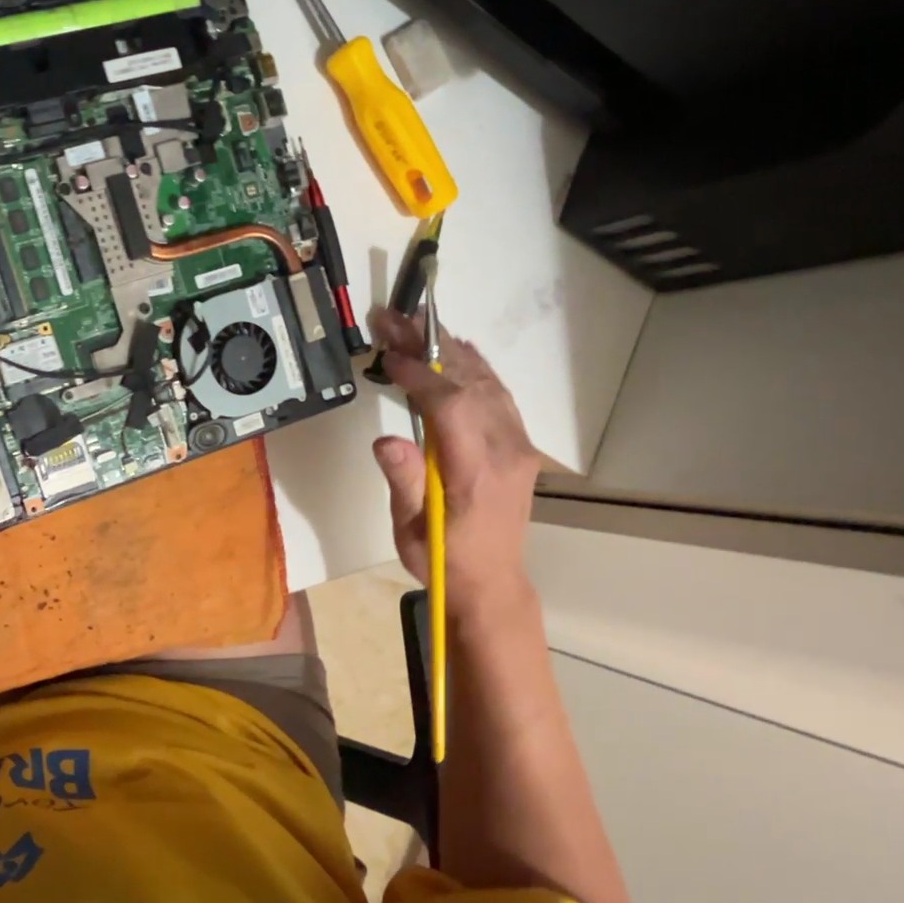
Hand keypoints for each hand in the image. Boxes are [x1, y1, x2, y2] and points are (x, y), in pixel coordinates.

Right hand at [370, 308, 537, 618]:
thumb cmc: (441, 560)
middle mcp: (507, 451)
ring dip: (449, 350)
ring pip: (488, 382)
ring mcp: (518, 445)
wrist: (489, 583)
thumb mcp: (411, 531)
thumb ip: (404, 482)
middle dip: (430, 347)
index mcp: (478, 473)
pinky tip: (454, 349)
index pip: (453, 406)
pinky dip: (473, 366)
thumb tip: (385, 440)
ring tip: (413, 324)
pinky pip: (498, 394)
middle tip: (391, 319)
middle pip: (471, 382)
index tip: (390, 355)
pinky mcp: (518, 445)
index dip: (421, 374)